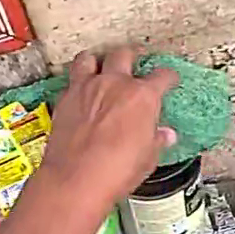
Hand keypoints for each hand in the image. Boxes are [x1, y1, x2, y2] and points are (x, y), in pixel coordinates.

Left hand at [32, 47, 176, 214]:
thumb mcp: (147, 159)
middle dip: (132, 57)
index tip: (169, 80)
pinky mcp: (65, 98)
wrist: (76, 179)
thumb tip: (166, 135)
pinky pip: (72, 80)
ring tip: (101, 68)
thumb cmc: (116, 171)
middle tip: (135, 63)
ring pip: (91, 58)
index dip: (168, 78)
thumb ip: (156, 140)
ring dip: (98, 61)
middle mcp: (115, 84)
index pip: (161, 77)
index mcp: (142, 97)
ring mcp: (87, 87)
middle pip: (124, 54)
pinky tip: (81, 93)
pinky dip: (78, 82)